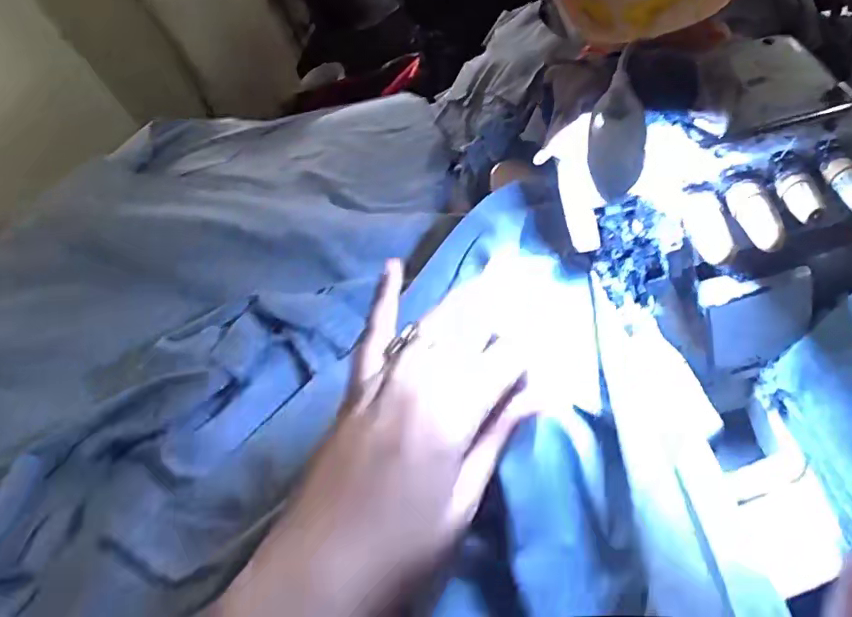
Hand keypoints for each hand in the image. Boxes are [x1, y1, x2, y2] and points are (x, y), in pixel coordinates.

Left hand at [214, 259, 535, 616]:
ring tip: (496, 269)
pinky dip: (382, 299)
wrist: (308, 584)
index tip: (544, 363)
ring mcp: (384, 380)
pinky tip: (393, 267)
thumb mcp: (462, 502)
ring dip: (467, 296)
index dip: (531, 356)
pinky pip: (371, 336)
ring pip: (434, 322)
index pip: (508, 357)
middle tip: (531, 279)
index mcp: (454, 409)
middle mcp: (421, 380)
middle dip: (507, 303)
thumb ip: (498, 436)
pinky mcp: (355, 391)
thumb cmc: (399, 550)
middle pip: (475, 328)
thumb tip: (540, 393)